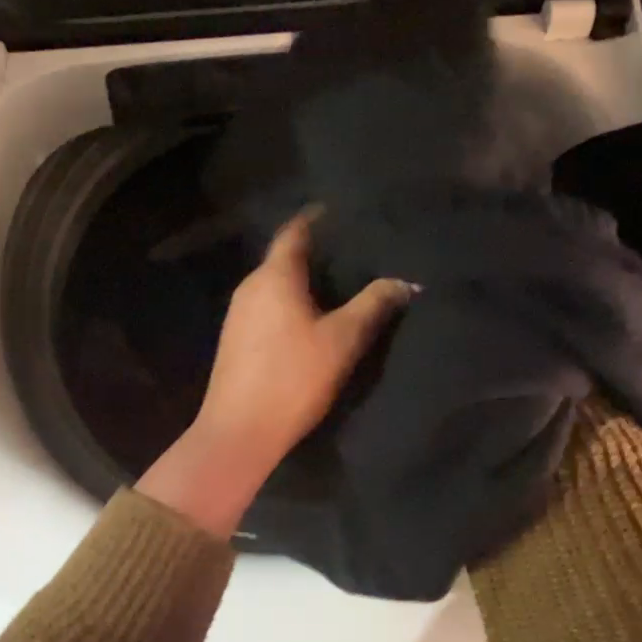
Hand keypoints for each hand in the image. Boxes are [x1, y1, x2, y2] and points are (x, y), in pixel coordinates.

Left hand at [136, 210, 413, 536]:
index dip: (317, 218)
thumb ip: (373, 305)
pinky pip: (268, 305)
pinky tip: (313, 316)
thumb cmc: (293, 377)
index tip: (342, 211)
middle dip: (316, 251)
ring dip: (304, 280)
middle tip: (354, 249)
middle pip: (284, 257)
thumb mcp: (342, 340)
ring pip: (276, 283)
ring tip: (341, 282)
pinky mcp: (236, 339)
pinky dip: (291, 301)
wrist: (239, 430)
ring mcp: (239, 313)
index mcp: (274, 275)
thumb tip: (405, 280)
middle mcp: (251, 285)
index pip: (295, 231)